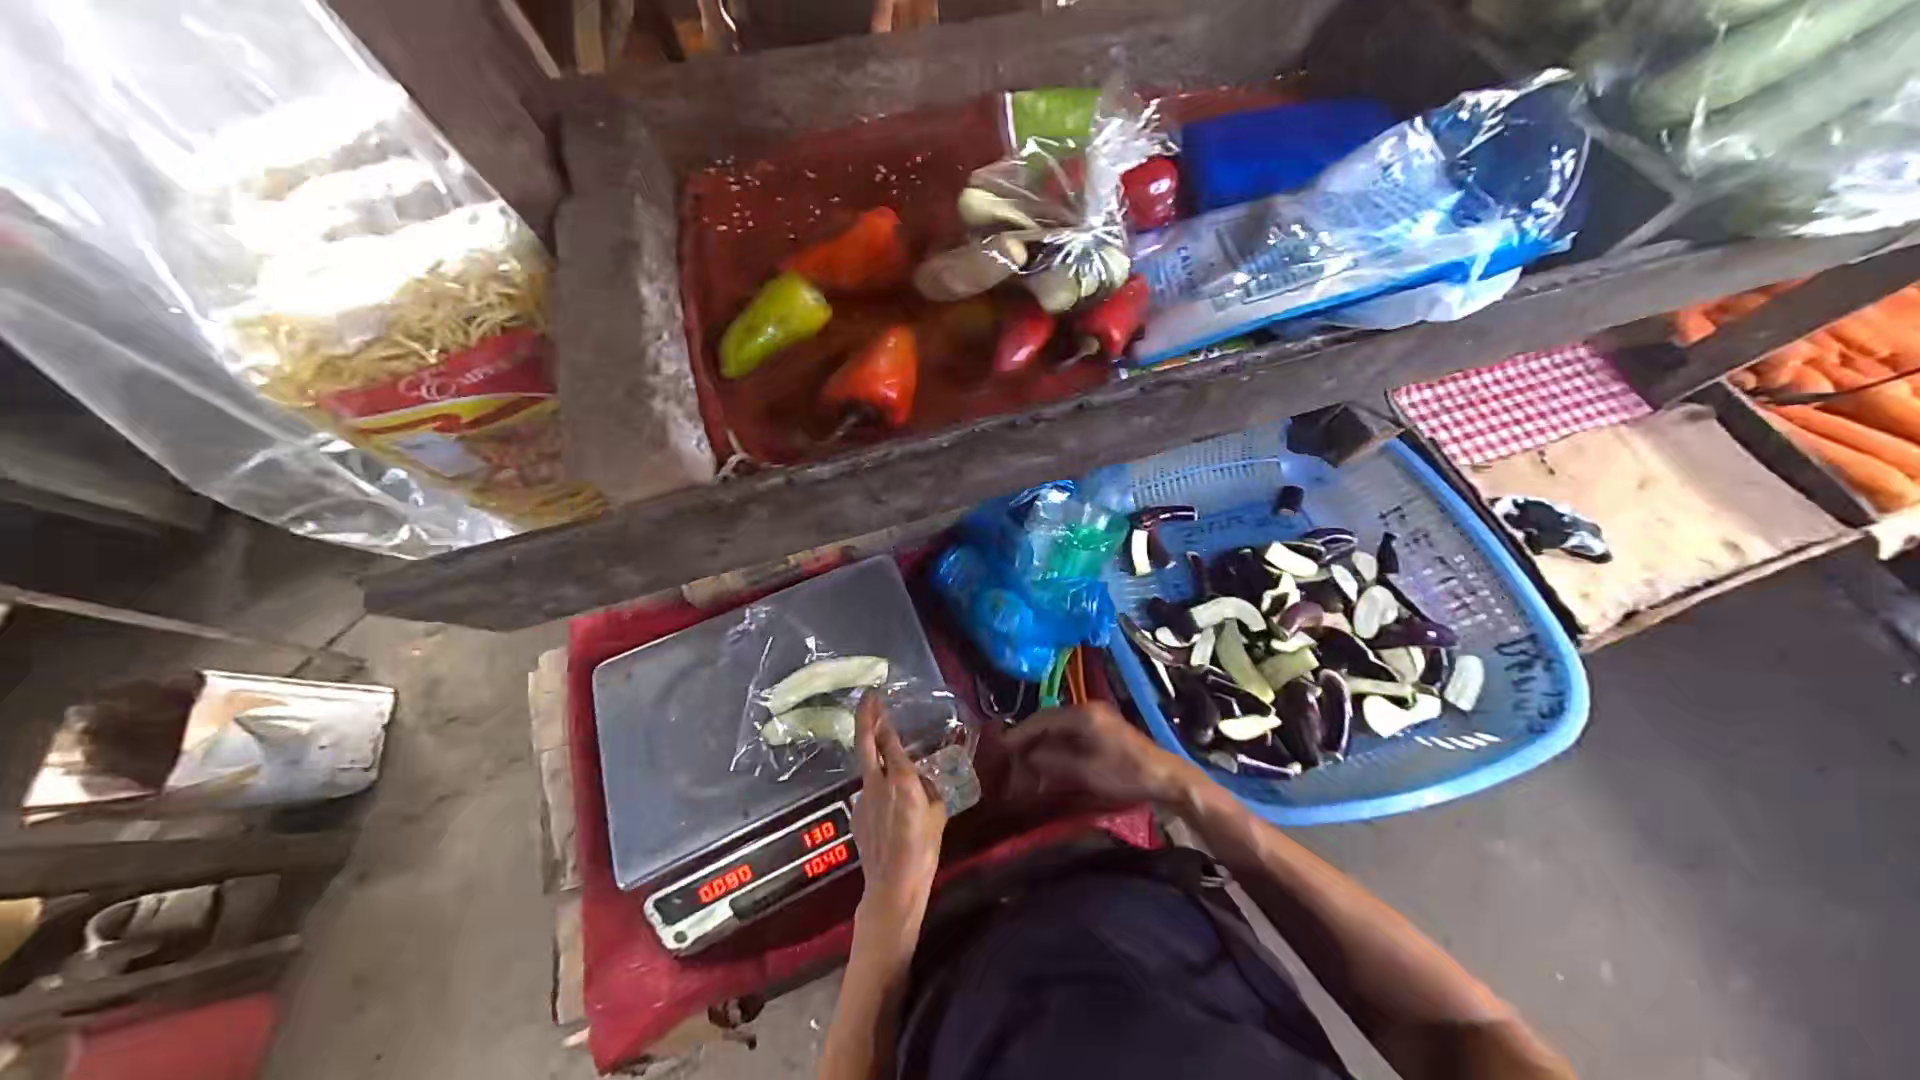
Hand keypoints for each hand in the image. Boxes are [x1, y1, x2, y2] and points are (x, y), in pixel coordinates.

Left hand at [851, 691, 947, 928]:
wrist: (891, 887)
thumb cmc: (922, 851)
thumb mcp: (938, 815)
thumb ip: (929, 791)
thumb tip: (922, 779)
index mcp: (900, 779)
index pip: (887, 740)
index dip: (881, 718)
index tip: (879, 700)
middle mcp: (877, 782)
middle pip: (864, 742)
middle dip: (865, 717)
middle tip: (868, 698)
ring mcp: (862, 798)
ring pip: (866, 766)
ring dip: (872, 750)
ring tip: (883, 740)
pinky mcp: (856, 815)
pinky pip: (868, 790)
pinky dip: (877, 782)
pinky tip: (888, 793)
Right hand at [1003, 702, 1204, 807]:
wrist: (1166, 778)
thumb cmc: (1125, 774)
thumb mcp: (1085, 772)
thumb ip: (1053, 761)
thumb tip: (1029, 756)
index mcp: (1082, 714)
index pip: (1041, 719)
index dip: (1019, 733)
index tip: (999, 747)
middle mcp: (1087, 708)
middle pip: (1048, 719)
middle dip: (1027, 736)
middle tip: (1008, 753)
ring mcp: (1097, 717)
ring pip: (1058, 725)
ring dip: (1041, 740)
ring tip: (1023, 756)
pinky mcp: (1103, 728)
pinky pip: (1070, 731)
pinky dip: (1055, 742)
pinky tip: (1047, 756)